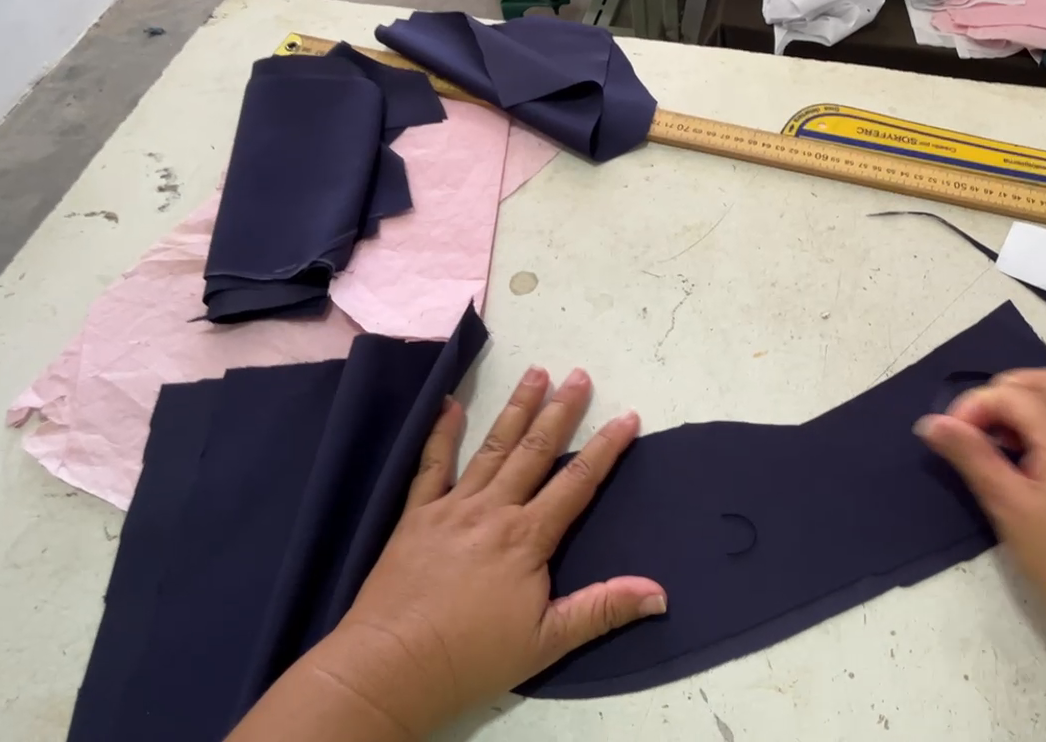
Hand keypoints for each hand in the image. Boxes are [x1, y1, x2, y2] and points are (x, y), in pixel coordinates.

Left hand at [301, 369, 664, 736]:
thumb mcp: (546, 643)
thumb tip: (659, 594)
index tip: (628, 416)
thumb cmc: (471, 659)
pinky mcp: (416, 516)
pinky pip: (430, 466)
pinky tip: (449, 405)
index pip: (577, 481)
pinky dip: (440, 433)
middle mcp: (494, 510)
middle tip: (579, 375)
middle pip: (535, 450)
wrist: (386, 672)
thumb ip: (602, 610)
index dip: (606, 447)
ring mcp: (452, 508)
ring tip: (535, 372)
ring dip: (516, 409)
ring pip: (493, 448)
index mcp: (527, 537)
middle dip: (561, 410)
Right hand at [915, 369, 1045, 611]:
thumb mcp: (1009, 507)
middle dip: (999, 394)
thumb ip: (971, 457)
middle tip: (973, 432)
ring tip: (992, 448)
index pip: (1010, 392)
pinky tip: (1018, 464)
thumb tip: (930, 422)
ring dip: (1018, 409)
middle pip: (1040, 382)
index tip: (949, 439)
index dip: (973, 406)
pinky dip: (1035, 427)